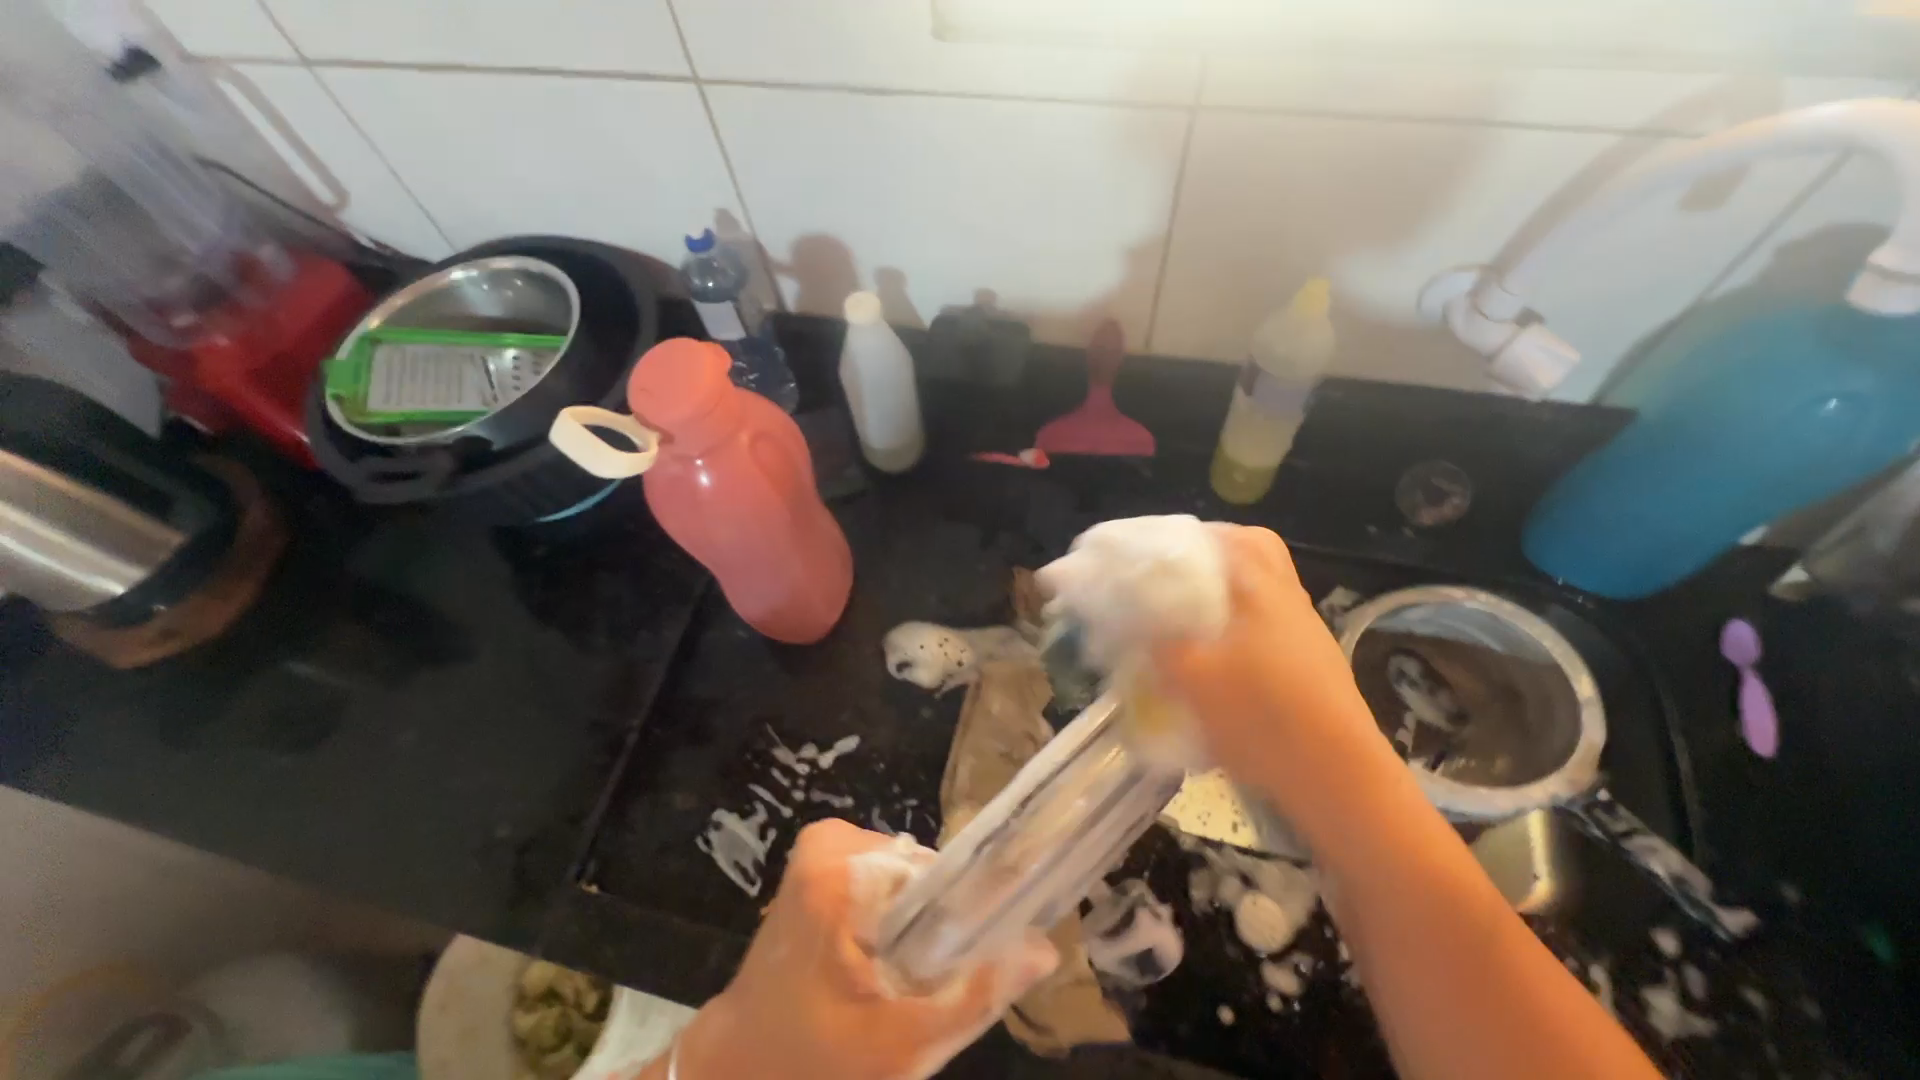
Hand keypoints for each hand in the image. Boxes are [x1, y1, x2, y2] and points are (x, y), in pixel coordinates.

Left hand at [671, 820, 1056, 1079]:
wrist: (736, 1065)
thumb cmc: (810, 1060)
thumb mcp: (899, 1043)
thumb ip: (975, 993)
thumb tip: (1047, 948)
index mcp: (841, 867)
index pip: (942, 868)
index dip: (973, 911)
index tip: (984, 955)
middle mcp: (830, 842)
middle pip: (926, 873)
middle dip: (942, 925)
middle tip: (931, 984)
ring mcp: (820, 851)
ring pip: (910, 880)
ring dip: (921, 926)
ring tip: (906, 980)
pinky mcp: (818, 867)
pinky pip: (887, 884)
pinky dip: (897, 921)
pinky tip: (887, 966)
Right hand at [1151, 526, 1381, 802]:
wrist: (1336, 776)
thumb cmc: (1261, 715)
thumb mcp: (1191, 679)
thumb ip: (1155, 643)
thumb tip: (1131, 622)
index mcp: (1259, 585)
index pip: (1218, 537)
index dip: (1176, 539)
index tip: (1142, 556)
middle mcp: (1286, 595)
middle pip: (1249, 552)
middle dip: (1205, 558)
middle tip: (1169, 579)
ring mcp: (1304, 628)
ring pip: (1258, 589)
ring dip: (1221, 593)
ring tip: (1183, 618)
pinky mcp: (1310, 661)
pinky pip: (1266, 622)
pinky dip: (1237, 625)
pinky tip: (1214, 659)